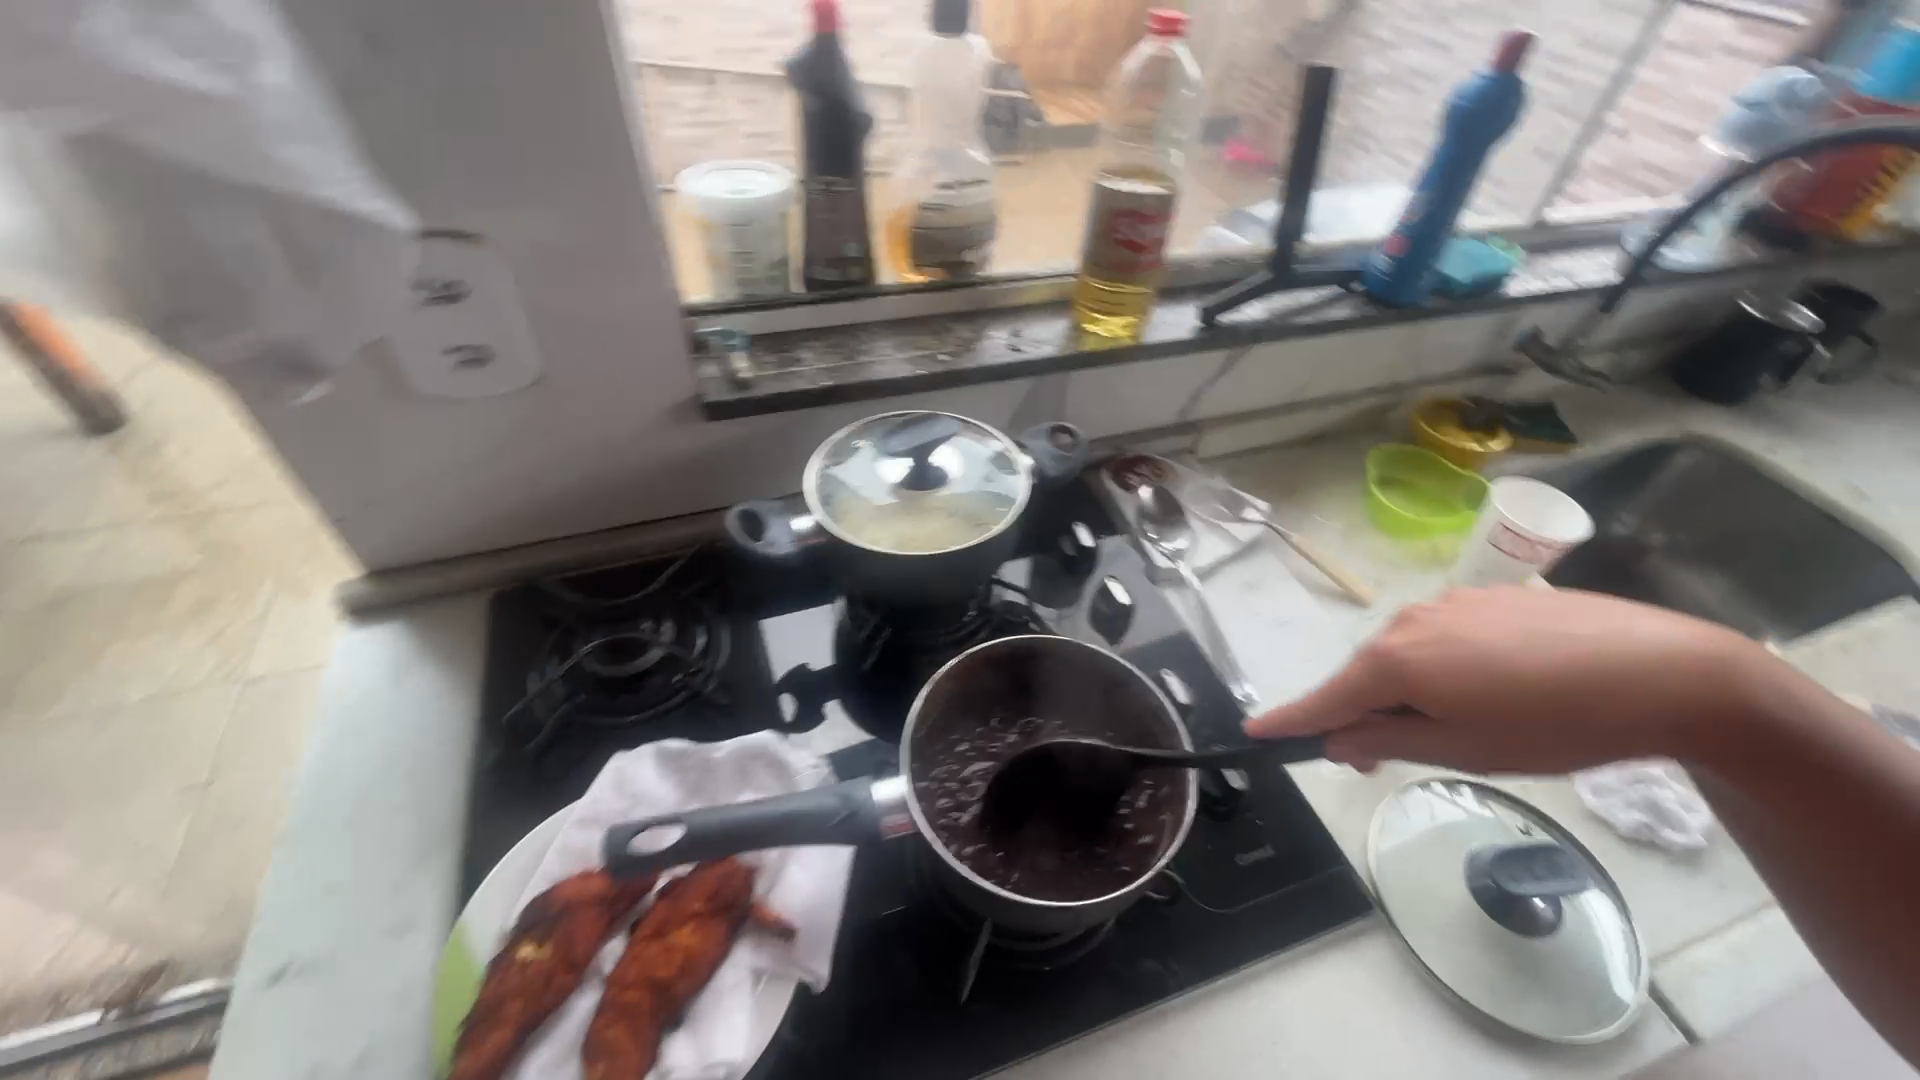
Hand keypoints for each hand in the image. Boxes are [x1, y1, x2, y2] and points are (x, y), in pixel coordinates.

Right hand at [1245, 586, 1782, 773]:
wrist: (1667, 672)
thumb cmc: (1553, 725)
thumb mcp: (1462, 749)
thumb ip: (1385, 741)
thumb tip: (1337, 737)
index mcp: (1394, 661)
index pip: (1325, 698)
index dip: (1290, 720)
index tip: (1255, 730)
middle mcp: (1408, 621)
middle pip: (1364, 674)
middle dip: (1364, 713)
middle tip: (1382, 757)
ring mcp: (1449, 602)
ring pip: (1405, 654)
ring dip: (1408, 689)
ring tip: (1461, 724)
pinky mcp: (1489, 596)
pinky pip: (1442, 636)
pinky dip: (1443, 665)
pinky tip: (1496, 687)